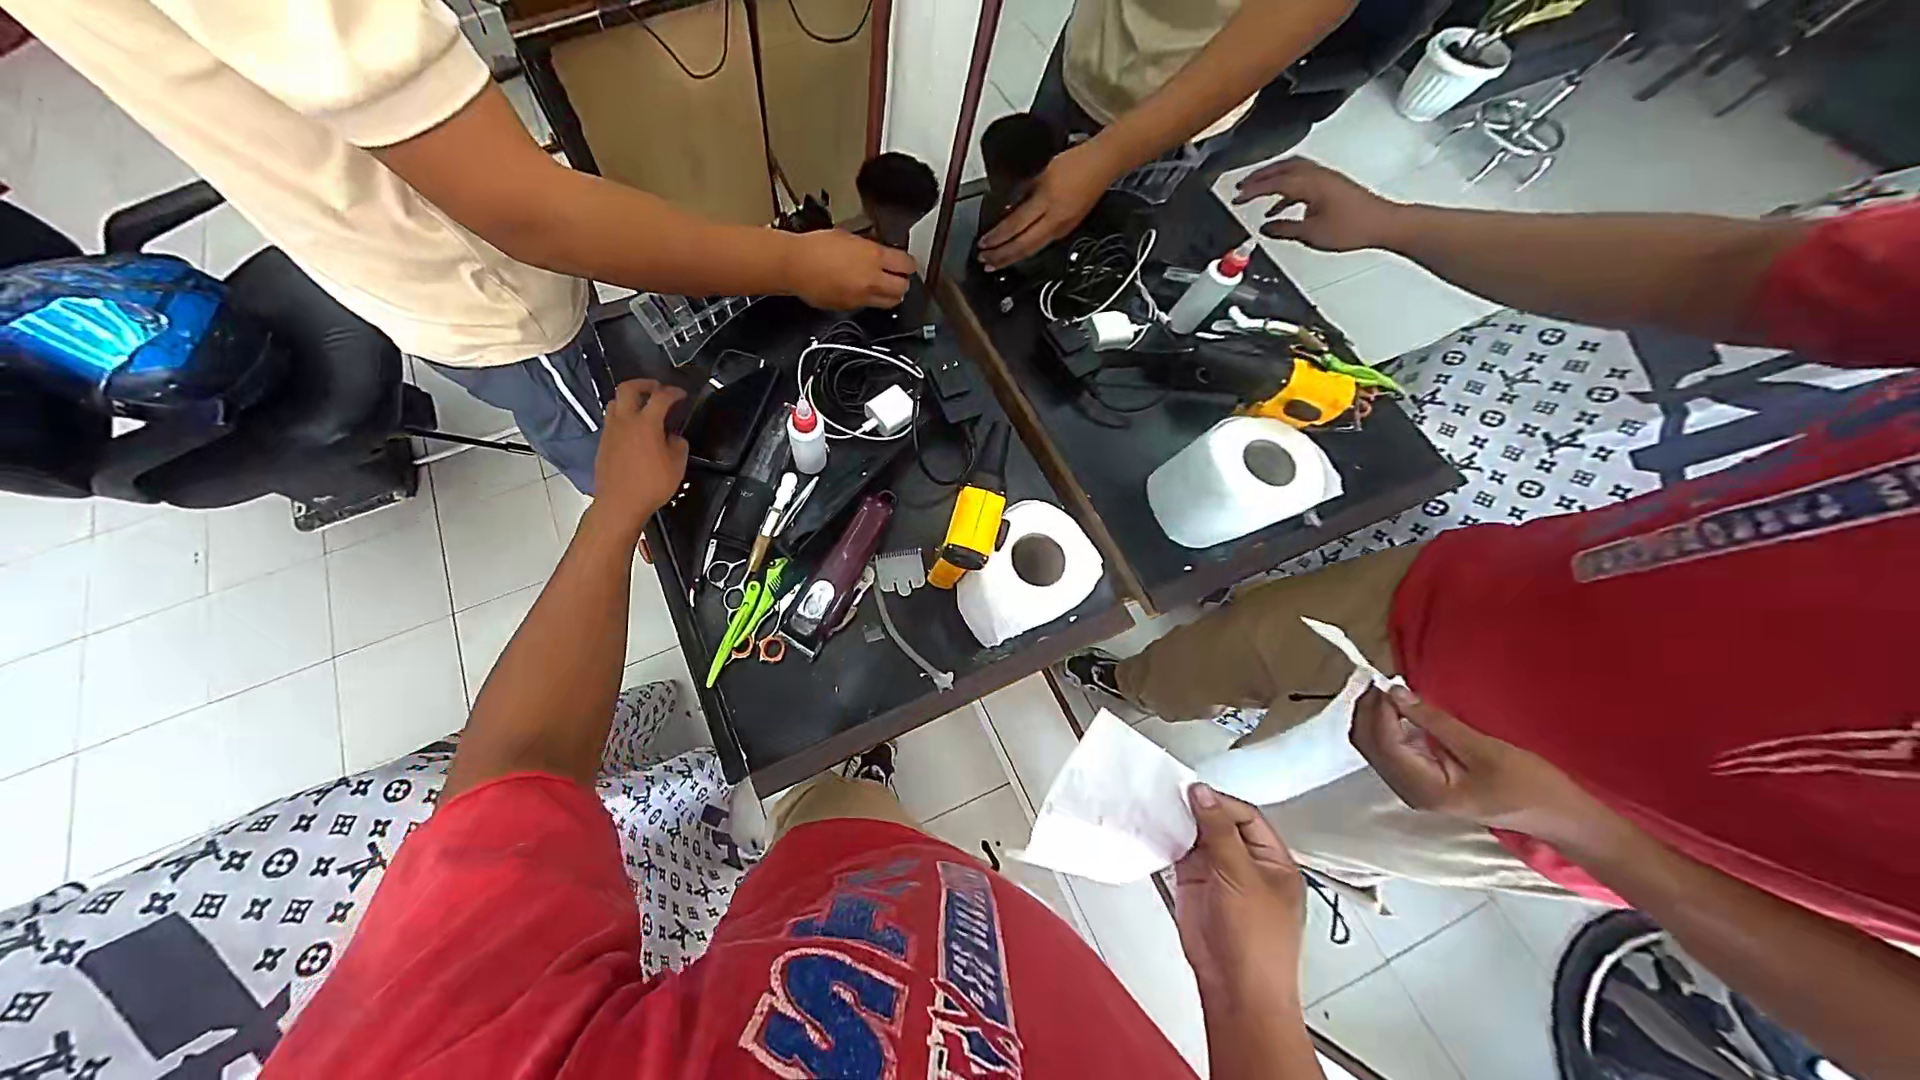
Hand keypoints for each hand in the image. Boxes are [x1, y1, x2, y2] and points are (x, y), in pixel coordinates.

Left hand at [590, 379, 687, 534]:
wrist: (620, 503)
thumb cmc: (651, 485)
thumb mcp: (677, 465)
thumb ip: (678, 444)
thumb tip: (673, 437)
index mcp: (646, 424)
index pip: (661, 396)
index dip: (673, 392)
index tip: (681, 394)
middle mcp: (625, 421)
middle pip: (629, 388)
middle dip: (645, 383)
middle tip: (657, 388)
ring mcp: (610, 431)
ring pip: (615, 402)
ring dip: (630, 399)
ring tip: (643, 407)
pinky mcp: (603, 442)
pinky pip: (611, 420)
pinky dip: (623, 416)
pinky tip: (634, 429)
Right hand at [783, 229, 916, 309]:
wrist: (795, 265)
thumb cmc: (815, 247)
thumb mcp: (848, 237)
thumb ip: (868, 247)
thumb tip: (880, 253)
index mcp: (873, 257)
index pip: (906, 265)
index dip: (909, 264)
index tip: (908, 264)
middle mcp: (872, 280)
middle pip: (903, 288)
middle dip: (903, 282)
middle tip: (898, 276)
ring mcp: (862, 297)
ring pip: (890, 302)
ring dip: (891, 294)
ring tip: (884, 286)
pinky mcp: (851, 308)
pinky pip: (869, 306)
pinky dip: (870, 299)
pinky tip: (862, 289)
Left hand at [978, 141, 1120, 270]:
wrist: (1103, 165)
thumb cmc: (1076, 162)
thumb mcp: (1042, 171)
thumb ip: (1024, 191)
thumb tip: (1007, 208)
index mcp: (1047, 201)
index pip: (1015, 225)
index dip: (997, 238)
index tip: (983, 244)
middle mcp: (1055, 220)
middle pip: (1023, 246)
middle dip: (1001, 256)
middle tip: (985, 261)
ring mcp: (1062, 229)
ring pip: (1032, 251)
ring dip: (1011, 259)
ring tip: (996, 264)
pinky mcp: (1066, 231)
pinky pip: (1041, 246)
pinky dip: (1025, 252)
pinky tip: (1016, 254)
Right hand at [1175, 783, 1306, 1000]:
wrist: (1235, 988)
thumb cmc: (1259, 946)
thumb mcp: (1242, 877)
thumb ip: (1220, 831)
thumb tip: (1204, 795)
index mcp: (1273, 861)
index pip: (1246, 816)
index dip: (1221, 803)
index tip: (1195, 793)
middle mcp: (1247, 864)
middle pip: (1220, 822)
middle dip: (1199, 810)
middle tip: (1175, 795)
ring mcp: (1220, 874)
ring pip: (1198, 836)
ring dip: (1182, 823)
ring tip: (1164, 808)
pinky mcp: (1195, 884)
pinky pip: (1180, 852)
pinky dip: (1168, 840)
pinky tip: (1159, 830)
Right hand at [1231, 158, 1406, 252]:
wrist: (1382, 224)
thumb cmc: (1354, 227)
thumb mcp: (1310, 234)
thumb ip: (1283, 229)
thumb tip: (1266, 228)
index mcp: (1311, 184)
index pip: (1274, 182)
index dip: (1252, 189)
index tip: (1237, 196)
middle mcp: (1318, 176)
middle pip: (1283, 168)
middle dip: (1259, 176)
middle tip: (1241, 186)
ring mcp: (1326, 179)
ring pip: (1293, 171)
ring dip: (1272, 178)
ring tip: (1255, 190)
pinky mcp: (1331, 186)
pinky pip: (1302, 181)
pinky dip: (1286, 189)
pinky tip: (1278, 207)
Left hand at [1350, 685, 1615, 849]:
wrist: (1562, 819)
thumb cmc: (1531, 786)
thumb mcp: (1484, 749)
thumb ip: (1435, 722)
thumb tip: (1396, 693)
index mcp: (1424, 789)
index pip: (1382, 742)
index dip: (1378, 709)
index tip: (1384, 680)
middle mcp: (1409, 791)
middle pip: (1368, 744)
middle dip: (1368, 711)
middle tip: (1380, 680)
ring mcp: (1412, 788)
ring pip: (1374, 746)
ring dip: (1374, 716)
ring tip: (1387, 690)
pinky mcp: (1421, 781)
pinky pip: (1389, 749)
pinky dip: (1386, 726)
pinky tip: (1397, 709)